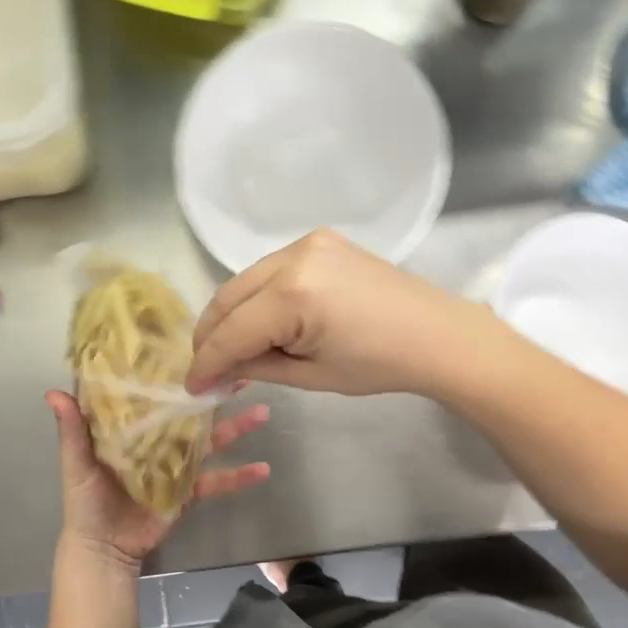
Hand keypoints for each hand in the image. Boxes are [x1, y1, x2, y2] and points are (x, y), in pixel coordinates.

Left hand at [46, 390, 269, 569]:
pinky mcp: (188, 490)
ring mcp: (175, 463)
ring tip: (262, 412)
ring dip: (236, 427)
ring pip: (210, 440)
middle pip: (189, 410)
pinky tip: (263, 468)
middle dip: (215, 392)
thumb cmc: (85, 503)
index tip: (191, 345)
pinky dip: (239, 476)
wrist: (104, 549)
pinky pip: (216, 480)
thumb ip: (71, 431)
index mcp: (129, 427)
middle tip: (243, 370)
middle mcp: (156, 439)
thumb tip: (54, 392)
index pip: (150, 391)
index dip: (168, 370)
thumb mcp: (77, 464)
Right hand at [184, 229, 504, 397]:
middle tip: (206, 370)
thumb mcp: (311, 376)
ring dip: (230, 315)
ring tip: (232, 351)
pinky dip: (256, 297)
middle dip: (210, 336)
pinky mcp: (320, 240)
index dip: (206, 363)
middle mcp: (294, 257)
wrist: (436, 334)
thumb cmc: (378, 364)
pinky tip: (260, 324)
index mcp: (294, 295)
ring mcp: (308, 243)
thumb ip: (257, 366)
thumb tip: (219, 370)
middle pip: (228, 297)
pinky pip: (269, 270)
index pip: (231, 331)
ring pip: (244, 281)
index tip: (191, 387)